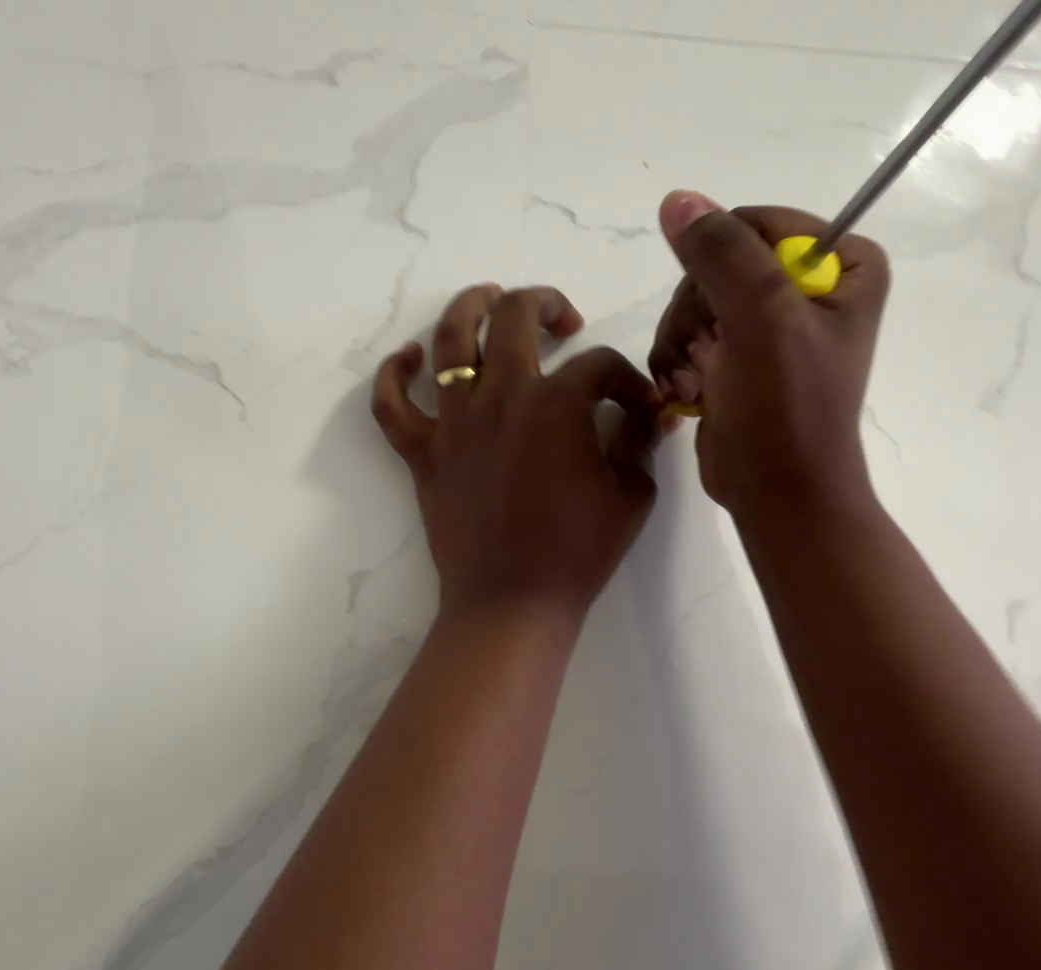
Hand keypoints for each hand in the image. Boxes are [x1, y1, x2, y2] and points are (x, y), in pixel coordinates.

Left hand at [372, 284, 662, 618]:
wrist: (513, 599)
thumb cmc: (577, 552)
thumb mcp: (632, 494)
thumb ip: (638, 442)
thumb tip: (648, 414)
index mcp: (558, 403)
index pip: (599, 364)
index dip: (627, 380)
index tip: (638, 407)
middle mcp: (502, 396)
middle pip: (515, 316)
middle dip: (546, 303)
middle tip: (562, 319)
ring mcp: (454, 422)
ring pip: (449, 339)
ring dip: (470, 306)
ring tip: (488, 298)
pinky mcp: (422, 452)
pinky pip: (392, 404)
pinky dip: (394, 374)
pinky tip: (410, 357)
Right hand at [647, 191, 890, 513]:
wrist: (777, 494)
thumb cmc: (786, 410)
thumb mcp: (762, 320)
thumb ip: (722, 254)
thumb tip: (676, 202)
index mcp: (843, 264)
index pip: (756, 224)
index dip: (721, 264)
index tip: (721, 317)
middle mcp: (808, 288)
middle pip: (718, 264)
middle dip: (697, 314)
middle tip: (705, 357)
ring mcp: (770, 324)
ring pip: (694, 300)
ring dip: (681, 343)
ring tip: (694, 383)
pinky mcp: (738, 357)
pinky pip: (688, 333)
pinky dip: (677, 363)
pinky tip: (686, 392)